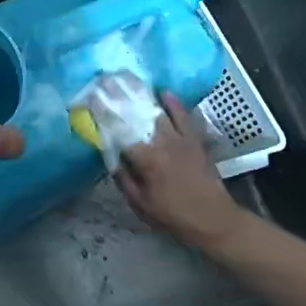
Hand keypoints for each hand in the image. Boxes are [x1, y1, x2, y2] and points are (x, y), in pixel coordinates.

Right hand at [115, 92, 249, 250]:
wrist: (213, 219)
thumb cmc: (172, 216)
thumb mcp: (140, 204)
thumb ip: (123, 179)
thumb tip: (110, 158)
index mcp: (146, 159)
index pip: (121, 134)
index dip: (106, 119)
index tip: (92, 106)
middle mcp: (162, 142)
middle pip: (139, 118)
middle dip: (122, 102)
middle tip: (107, 88)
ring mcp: (181, 139)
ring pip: (159, 113)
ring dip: (144, 99)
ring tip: (130, 86)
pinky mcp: (195, 140)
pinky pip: (183, 116)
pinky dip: (174, 103)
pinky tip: (164, 92)